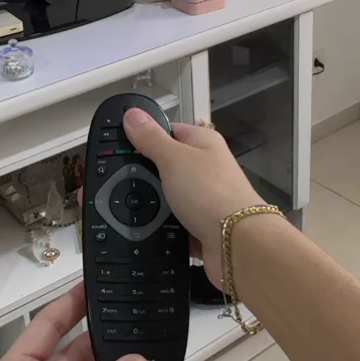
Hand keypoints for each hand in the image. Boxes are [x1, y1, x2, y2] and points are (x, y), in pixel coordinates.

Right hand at [121, 108, 265, 260]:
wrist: (238, 245)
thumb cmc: (213, 193)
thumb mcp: (173, 158)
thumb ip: (150, 138)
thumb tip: (133, 115)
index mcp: (203, 142)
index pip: (168, 131)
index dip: (144, 137)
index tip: (121, 146)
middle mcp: (205, 168)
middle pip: (165, 165)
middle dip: (147, 176)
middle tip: (127, 181)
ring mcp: (203, 198)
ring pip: (167, 196)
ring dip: (154, 204)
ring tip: (138, 208)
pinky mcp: (200, 225)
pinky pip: (172, 222)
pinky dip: (162, 226)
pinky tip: (151, 229)